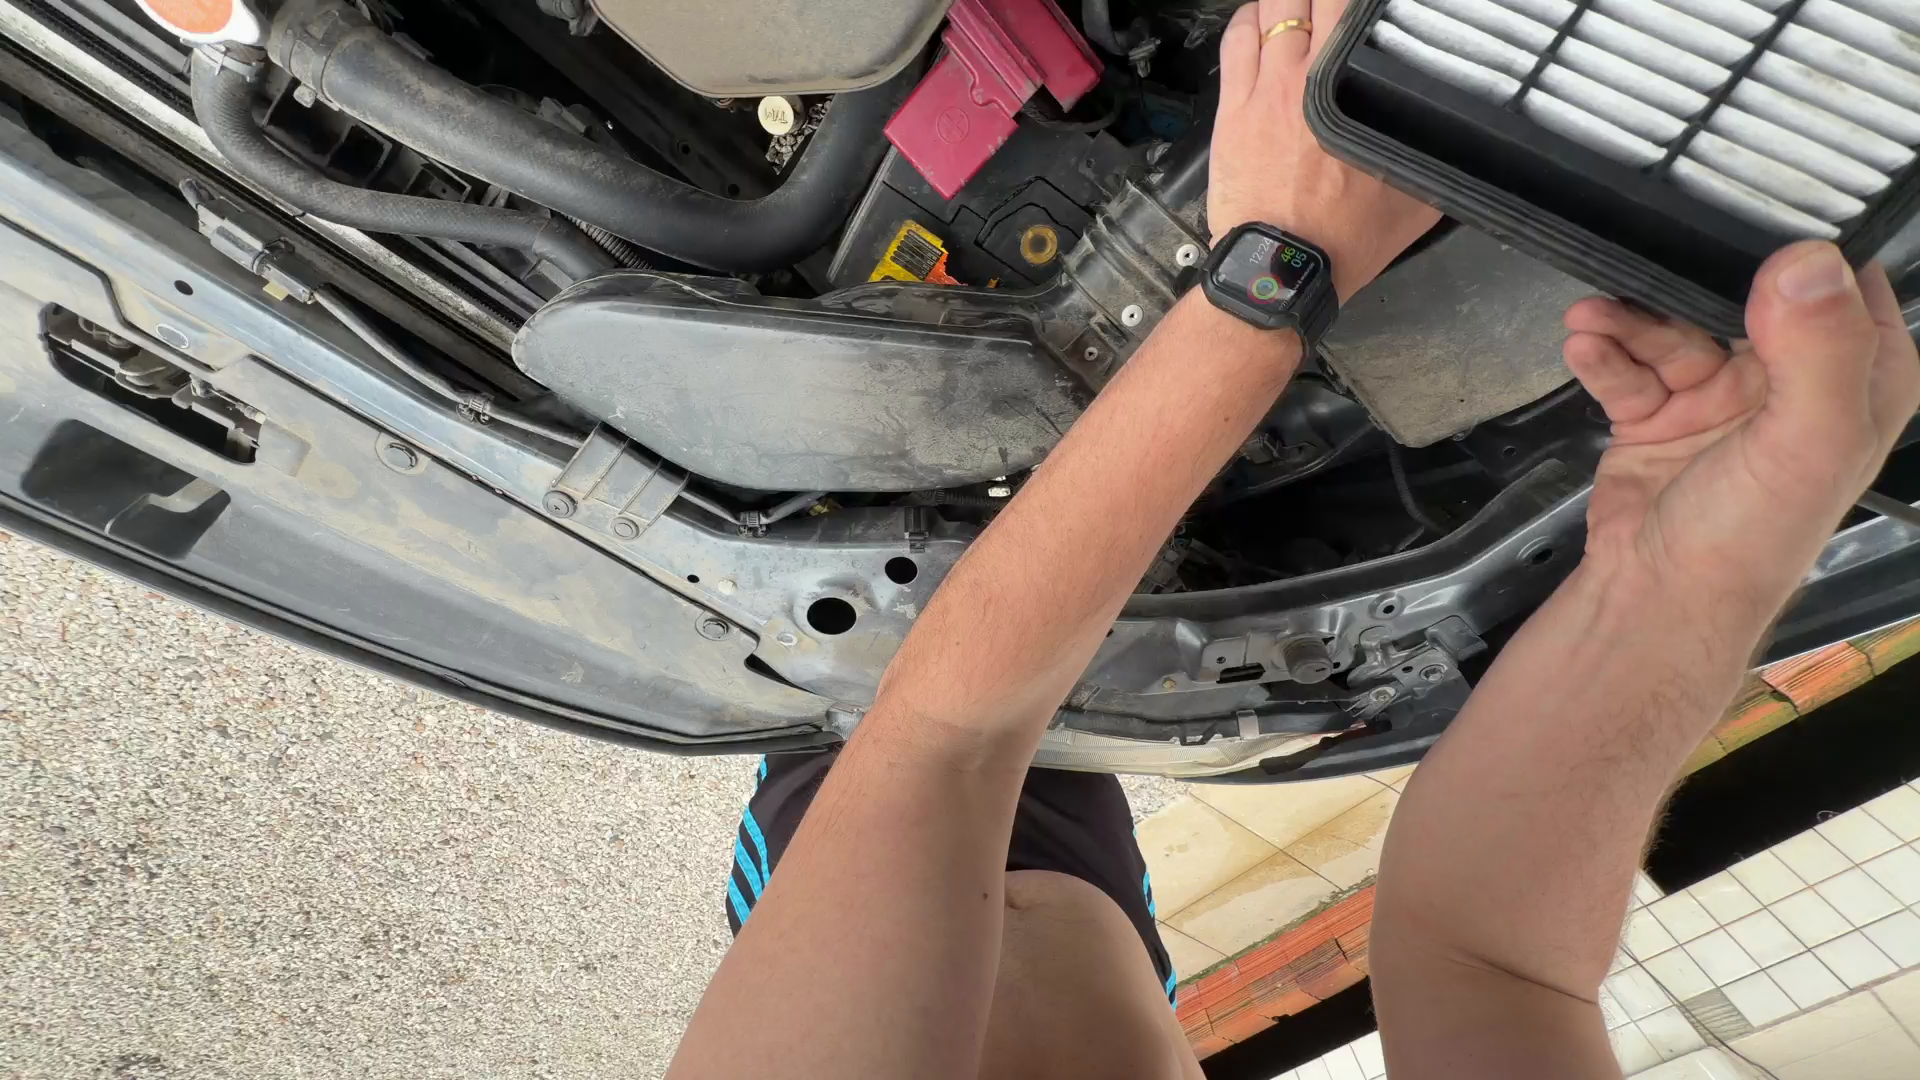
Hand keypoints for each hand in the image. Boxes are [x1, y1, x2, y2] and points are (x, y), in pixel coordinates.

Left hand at [1208, 0, 1439, 300]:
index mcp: (1362, 85)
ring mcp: (1266, 91)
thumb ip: (1439, 146)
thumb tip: (1466, 124)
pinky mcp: (1231, 112)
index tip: (1381, 5)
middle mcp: (1314, 75)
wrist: (1283, 270)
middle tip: (1339, 6)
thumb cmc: (1345, 239)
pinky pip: (1237, 41)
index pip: (1368, 5)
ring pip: (1275, 5)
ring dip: (1291, 0)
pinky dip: (1251, 21)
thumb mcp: (1420, 193)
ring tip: (1304, 6)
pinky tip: (1263, 24)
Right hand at [1563, 242, 1919, 620]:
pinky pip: (1626, 373)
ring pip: (1669, 338)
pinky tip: (1582, 347)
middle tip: (1637, 266)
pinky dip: (1602, 360)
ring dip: (1626, 325)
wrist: (1658, 585)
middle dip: (1681, 290)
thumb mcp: (1806, 438)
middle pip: (1735, 307)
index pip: (1839, 289)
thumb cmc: (1752, 526)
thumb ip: (1817, 351)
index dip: (1799, 255)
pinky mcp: (1652, 417)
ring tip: (1586, 316)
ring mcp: (1712, 399)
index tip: (1745, 222)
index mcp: (1856, 377)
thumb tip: (1804, 261)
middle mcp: (1784, 382)